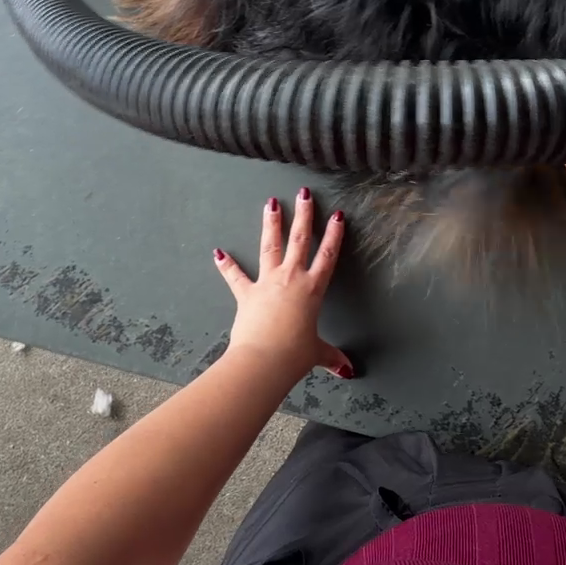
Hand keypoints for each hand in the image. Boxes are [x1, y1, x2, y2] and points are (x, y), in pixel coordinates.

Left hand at [213, 189, 354, 382]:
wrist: (263, 361)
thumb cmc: (294, 355)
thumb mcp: (316, 353)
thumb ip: (331, 356)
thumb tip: (347, 370)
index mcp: (313, 288)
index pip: (327, 255)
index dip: (334, 235)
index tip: (336, 215)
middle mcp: (291, 278)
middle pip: (299, 240)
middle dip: (303, 215)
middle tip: (303, 194)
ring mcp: (267, 283)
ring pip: (270, 246)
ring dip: (271, 224)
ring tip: (271, 203)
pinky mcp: (247, 294)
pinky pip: (235, 277)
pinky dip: (226, 265)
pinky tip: (218, 252)